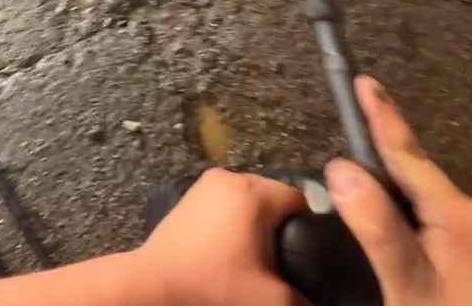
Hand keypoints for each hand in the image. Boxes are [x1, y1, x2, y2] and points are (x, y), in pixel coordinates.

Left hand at [130, 168, 307, 305]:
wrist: (153, 290)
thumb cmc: (215, 290)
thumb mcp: (273, 302)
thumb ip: (306, 299)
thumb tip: (317, 298)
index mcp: (251, 191)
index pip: (299, 199)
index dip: (312, 230)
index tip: (313, 258)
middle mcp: (228, 178)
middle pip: (272, 199)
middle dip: (283, 231)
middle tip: (289, 266)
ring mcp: (204, 187)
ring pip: (247, 203)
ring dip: (257, 230)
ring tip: (261, 264)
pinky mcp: (188, 201)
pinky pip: (225, 208)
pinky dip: (235, 228)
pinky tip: (235, 256)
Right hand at [326, 78, 471, 305]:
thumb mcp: (410, 288)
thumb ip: (376, 227)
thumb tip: (340, 167)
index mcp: (462, 216)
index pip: (408, 154)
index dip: (382, 116)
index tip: (365, 81)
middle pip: (424, 191)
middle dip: (394, 199)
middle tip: (374, 241)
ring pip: (444, 218)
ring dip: (420, 231)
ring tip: (410, 278)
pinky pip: (467, 239)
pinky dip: (443, 248)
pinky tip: (440, 284)